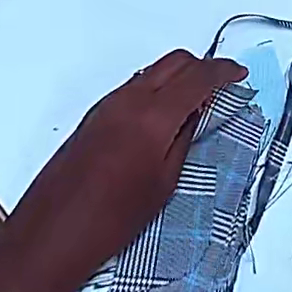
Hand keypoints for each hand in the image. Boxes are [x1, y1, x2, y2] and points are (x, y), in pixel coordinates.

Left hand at [0, 50, 247, 290]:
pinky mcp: (96, 112)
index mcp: (152, 115)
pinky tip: (164, 115)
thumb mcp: (165, 182)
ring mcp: (109, 102)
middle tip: (220, 86)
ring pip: (154, 70)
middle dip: (201, 67)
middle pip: (175, 60)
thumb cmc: (110, 219)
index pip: (198, 76)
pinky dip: (156, 88)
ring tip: (195, 103)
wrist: (54, 231)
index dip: (223, 71)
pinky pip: (135, 85)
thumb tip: (198, 111)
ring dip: (177, 76)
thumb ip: (184, 137)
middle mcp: (128, 99)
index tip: (237, 73)